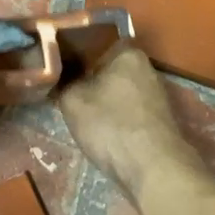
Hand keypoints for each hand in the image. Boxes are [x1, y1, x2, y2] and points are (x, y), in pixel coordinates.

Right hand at [57, 47, 207, 200]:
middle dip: (86, 78)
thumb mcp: (72, 99)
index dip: (71, 53)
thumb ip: (63, 80)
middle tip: (62, 89)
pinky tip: (99, 131)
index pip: (93, 42)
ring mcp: (156, 96)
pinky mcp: (158, 122)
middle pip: (106, 68)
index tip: (55, 65)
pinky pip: (127, 111)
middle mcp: (146, 68)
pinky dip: (113, 118)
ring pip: (116, 91)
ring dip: (100, 100)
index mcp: (127, 52)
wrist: (155, 172)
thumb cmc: (111, 125)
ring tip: (77, 112)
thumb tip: (58, 73)